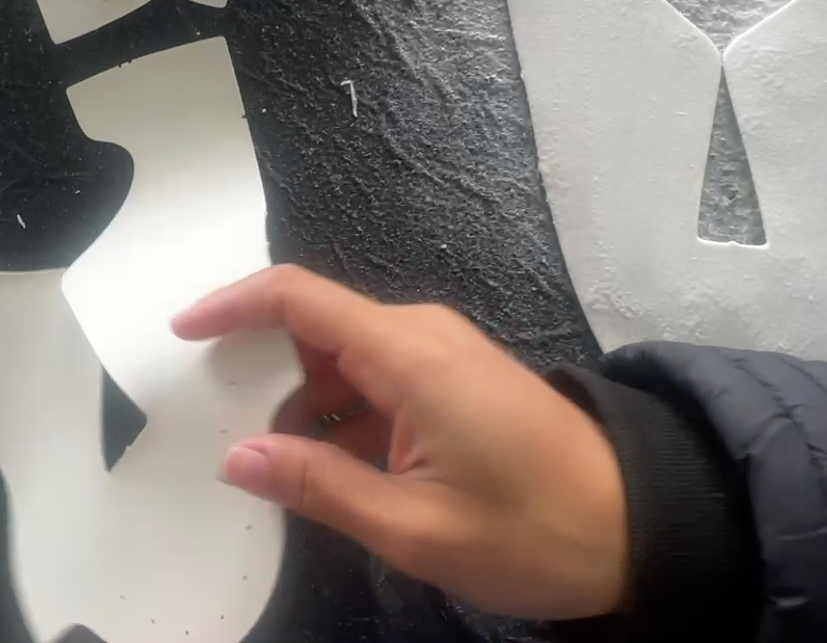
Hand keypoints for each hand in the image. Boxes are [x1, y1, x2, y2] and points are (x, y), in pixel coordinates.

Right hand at [172, 265, 628, 620]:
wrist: (641, 526)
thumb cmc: (532, 528)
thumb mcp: (415, 526)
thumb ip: (318, 485)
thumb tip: (236, 460)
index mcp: (404, 352)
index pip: (298, 297)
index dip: (233, 304)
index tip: (185, 328)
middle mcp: (415, 332)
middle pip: (314, 323)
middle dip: (261, 362)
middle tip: (221, 413)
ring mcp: (436, 350)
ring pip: (342, 354)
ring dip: (303, 398)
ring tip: (275, 457)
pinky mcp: (448, 373)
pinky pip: (374, 375)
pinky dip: (339, 410)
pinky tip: (330, 461)